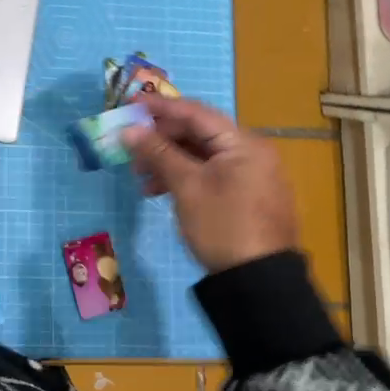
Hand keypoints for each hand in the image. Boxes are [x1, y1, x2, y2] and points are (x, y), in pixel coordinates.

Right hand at [120, 93, 298, 273]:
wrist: (260, 284)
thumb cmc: (223, 225)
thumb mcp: (186, 186)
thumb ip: (157, 152)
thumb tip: (128, 129)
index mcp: (243, 143)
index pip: (195, 112)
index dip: (159, 107)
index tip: (129, 106)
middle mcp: (251, 152)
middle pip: (197, 133)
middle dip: (160, 140)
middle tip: (130, 148)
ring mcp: (250, 175)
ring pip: (200, 154)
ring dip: (167, 160)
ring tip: (139, 177)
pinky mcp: (245, 195)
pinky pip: (209, 173)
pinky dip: (183, 176)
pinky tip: (158, 190)